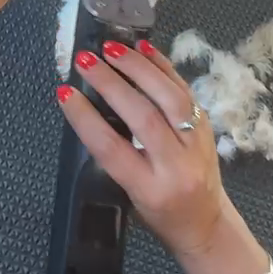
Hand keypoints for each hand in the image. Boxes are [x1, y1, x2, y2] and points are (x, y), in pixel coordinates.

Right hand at [56, 37, 228, 256]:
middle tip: (85, 59)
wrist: (206, 225)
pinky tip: (142, 48)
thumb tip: (89, 103)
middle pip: (143, 117)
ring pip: (170, 98)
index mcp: (149, 189)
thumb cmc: (159, 213)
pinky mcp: (208, 126)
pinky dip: (162, 65)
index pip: (112, 149)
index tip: (65, 92)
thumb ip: (114, 153)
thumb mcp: (129, 194)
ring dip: (138, 68)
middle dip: (110, 83)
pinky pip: (184, 89)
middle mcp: (177, 166)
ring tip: (111, 48)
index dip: (86, 118)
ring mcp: (197, 144)